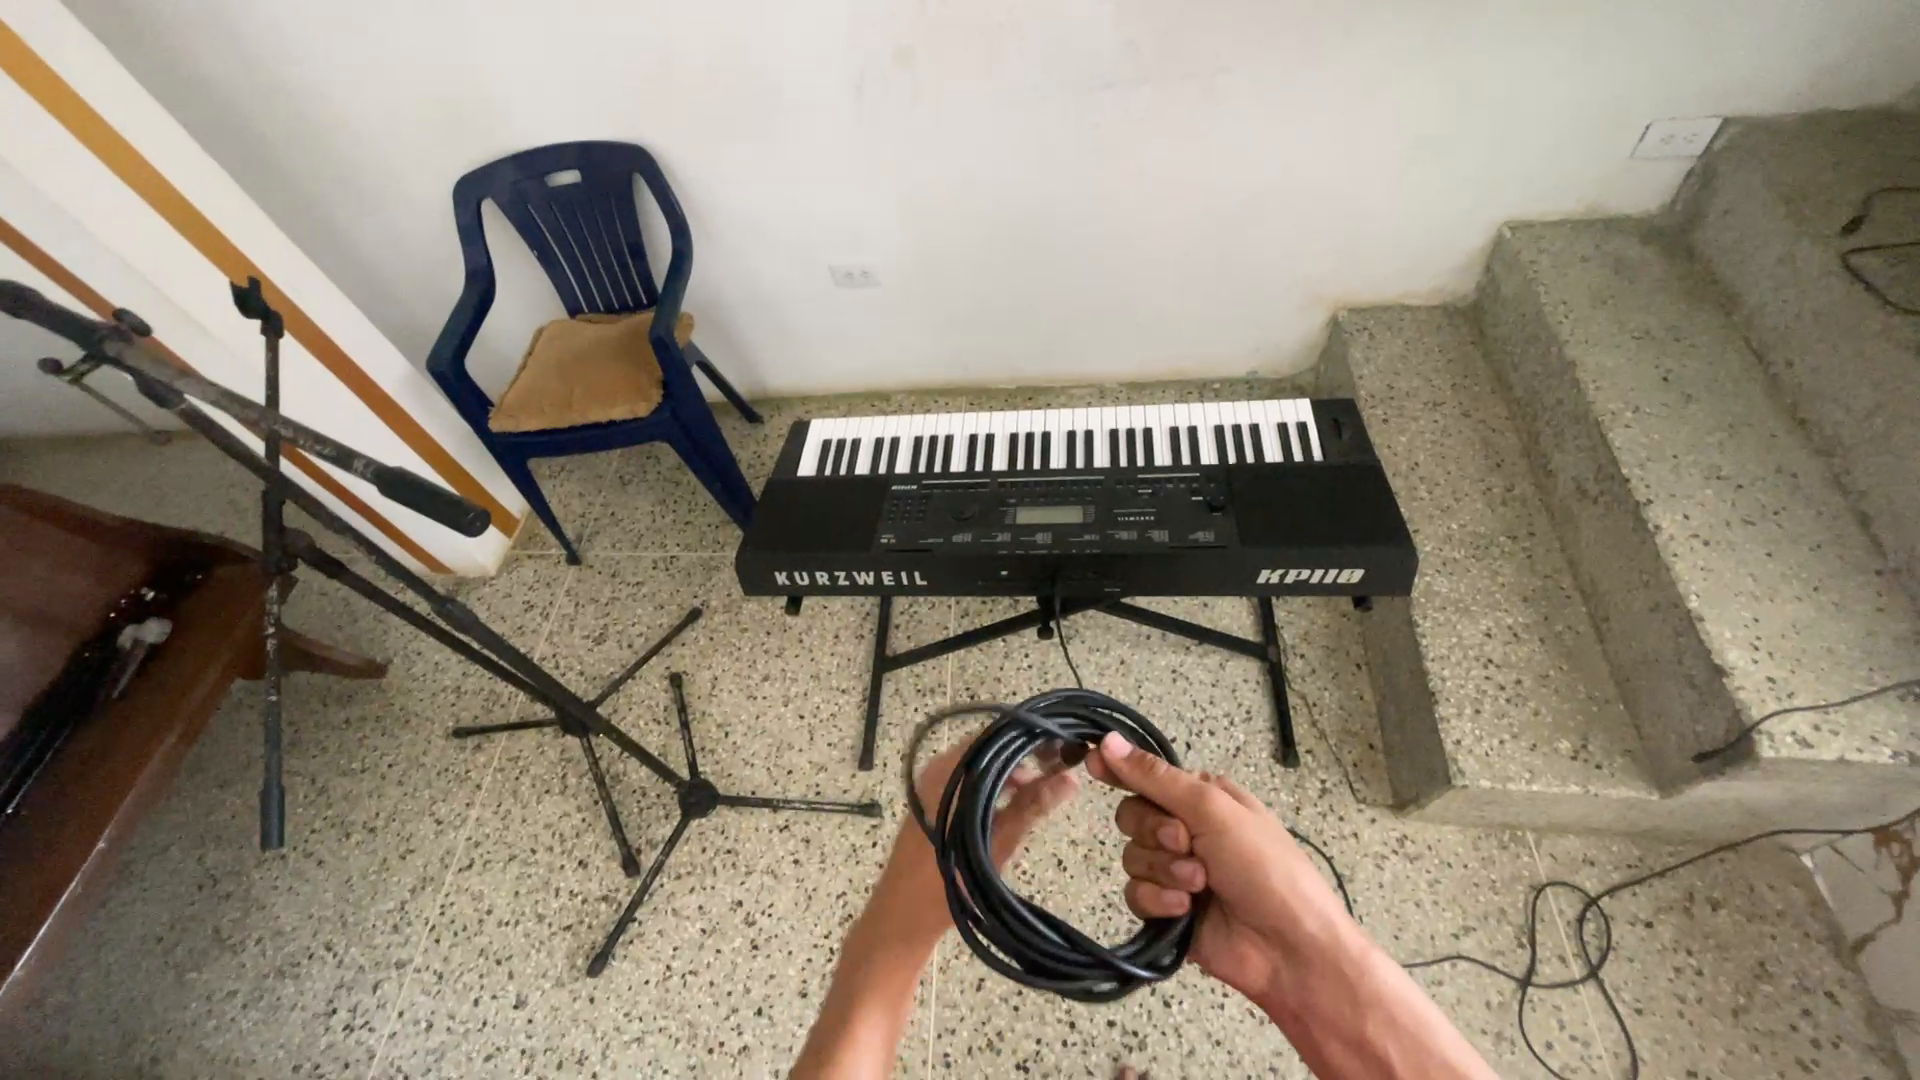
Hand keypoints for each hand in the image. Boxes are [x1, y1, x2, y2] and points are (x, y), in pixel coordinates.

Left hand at [862, 736, 1080, 946]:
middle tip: (1061, 764)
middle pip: (989, 749)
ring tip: (1046, 783)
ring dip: (1012, 772)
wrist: (902, 920)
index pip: (994, 735)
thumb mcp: (997, 843)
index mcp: (947, 772)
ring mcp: (933, 786)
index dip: (1030, 737)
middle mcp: (938, 770)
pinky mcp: (934, 803)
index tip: (1063, 745)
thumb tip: (1069, 779)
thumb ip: (1031, 807)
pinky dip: (995, 785)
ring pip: (981, 766)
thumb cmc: (948, 883)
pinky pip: (971, 782)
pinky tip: (1019, 800)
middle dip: (1025, 755)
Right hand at [1085, 732, 1353, 1008]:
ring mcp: (1175, 870)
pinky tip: (1184, 910)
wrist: (1291, 950)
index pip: (1147, 775)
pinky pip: (1135, 893)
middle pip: (1132, 815)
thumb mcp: (1212, 809)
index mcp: (1201, 796)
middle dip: (1154, 831)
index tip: (1090, 764)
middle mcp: (1185, 828)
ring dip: (1164, 870)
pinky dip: (1158, 900)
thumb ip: (1155, 778)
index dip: (1118, 770)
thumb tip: (1106, 740)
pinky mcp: (1167, 909)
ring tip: (1199, 885)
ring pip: (1132, 856)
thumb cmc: (1264, 866)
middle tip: (1185, 843)